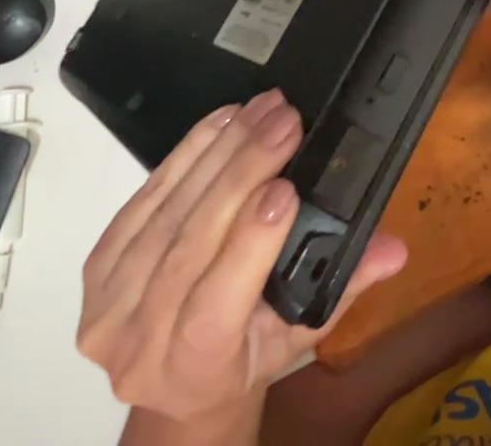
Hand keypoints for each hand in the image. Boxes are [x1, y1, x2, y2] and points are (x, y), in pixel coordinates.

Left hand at [76, 89, 407, 419]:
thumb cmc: (244, 359)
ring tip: (259, 110)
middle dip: (240, 172)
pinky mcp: (97, 264)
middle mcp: (138, 342)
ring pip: (165, 212)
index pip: (215, 305)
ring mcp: (107, 301)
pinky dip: (184, 153)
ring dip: (217, 151)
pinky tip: (221, 121)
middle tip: (283, 121)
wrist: (175, 381)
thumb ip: (343, 290)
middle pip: (188, 243)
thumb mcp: (297, 336)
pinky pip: (143, 197)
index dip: (247, 244)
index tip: (285, 187)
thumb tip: (393, 250)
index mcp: (193, 371)